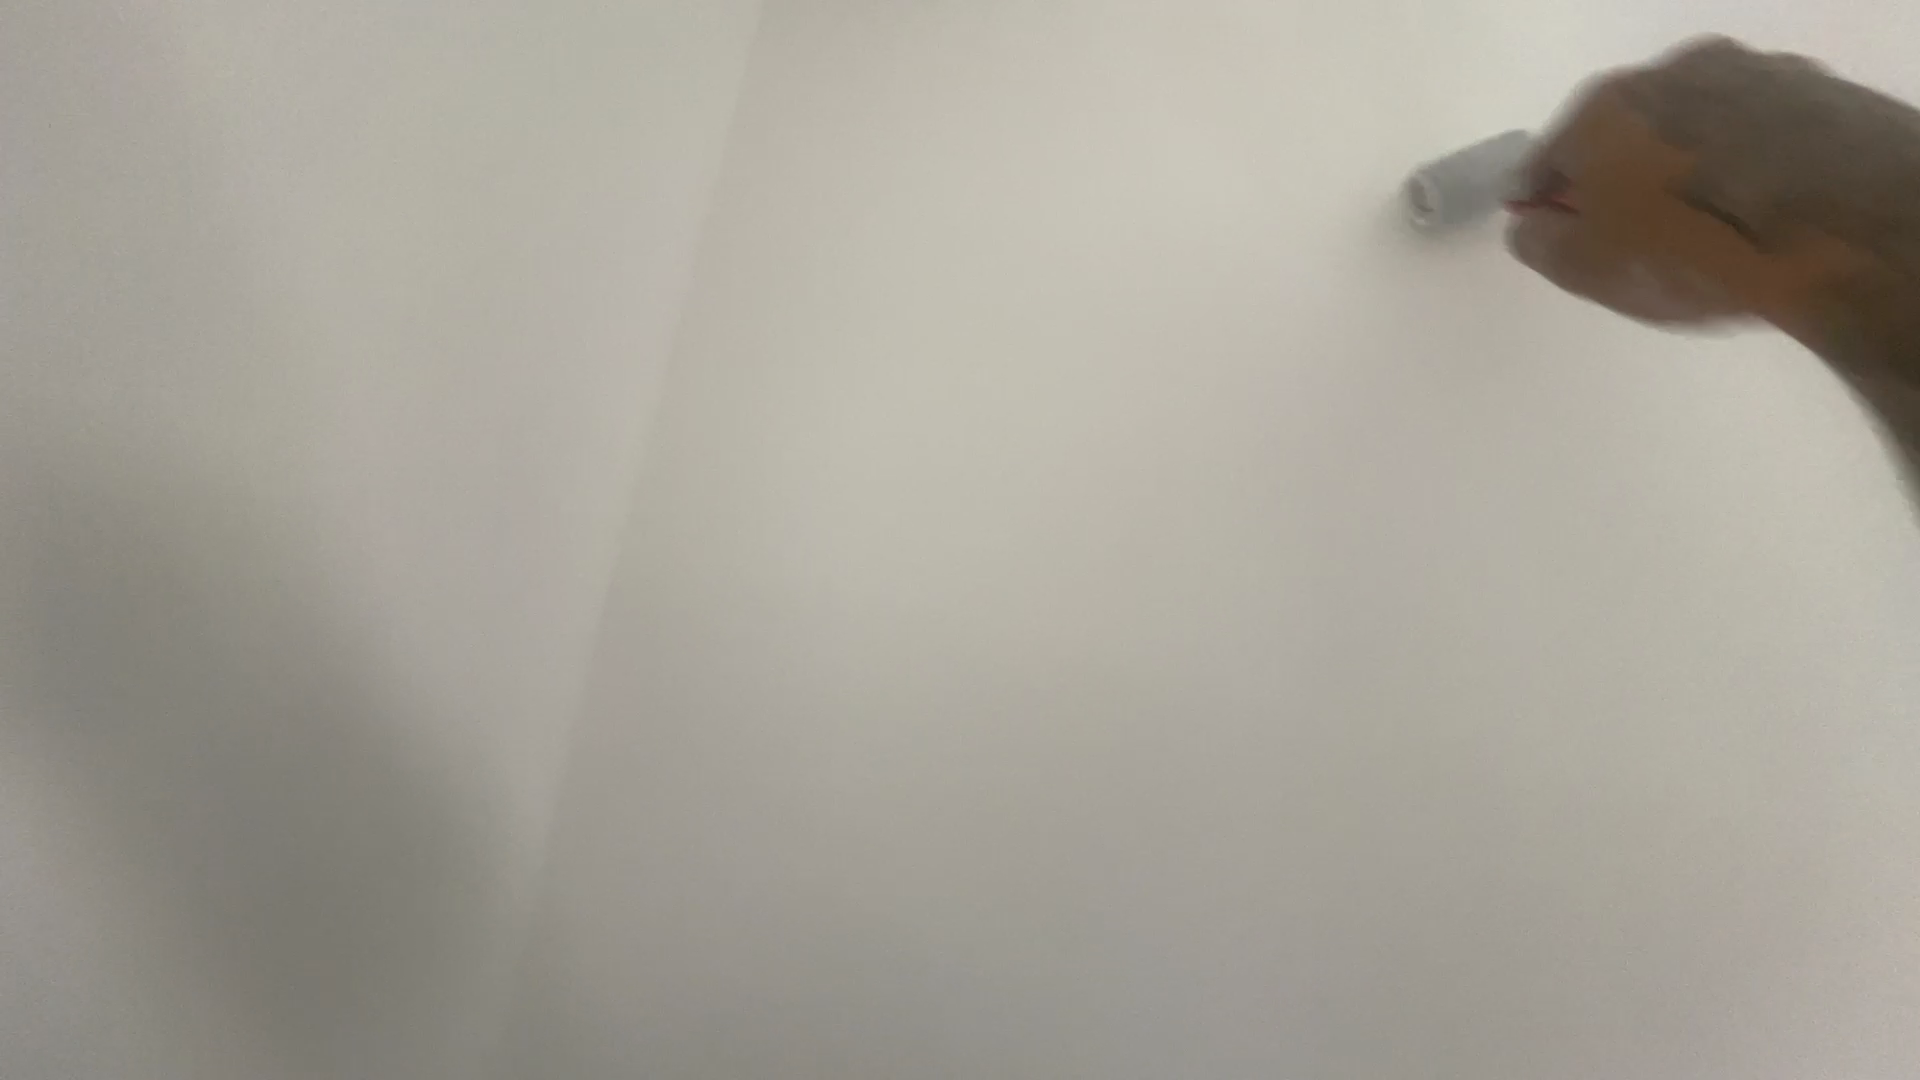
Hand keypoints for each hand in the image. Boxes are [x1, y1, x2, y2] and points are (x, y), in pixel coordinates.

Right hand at [1507, 37, 1905, 335]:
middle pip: (1616, 136)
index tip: (1545, 231)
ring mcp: (1753, 72)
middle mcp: (1672, 72)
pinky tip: (1739, 208)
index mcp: (1600, 111)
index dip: (1537, 202)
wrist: (1852, 228)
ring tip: (1685, 224)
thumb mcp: (1579, 267)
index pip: (1542, 162)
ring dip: (1673, 167)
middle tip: (1614, 231)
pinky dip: (1733, 163)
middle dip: (1608, 178)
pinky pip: (1747, 131)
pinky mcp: (1819, 90)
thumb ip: (1536, 240)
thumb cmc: (1685, 249)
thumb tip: (1534, 223)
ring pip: (1684, 128)